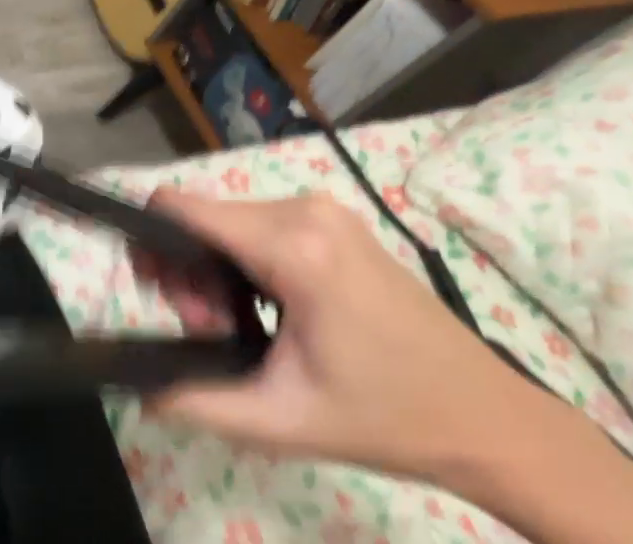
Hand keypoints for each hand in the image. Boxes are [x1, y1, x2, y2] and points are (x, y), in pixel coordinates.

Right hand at [137, 191, 533, 481]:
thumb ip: (194, 401)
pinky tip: (263, 309)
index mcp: (294, 248)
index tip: (166, 301)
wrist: (493, 424)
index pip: (177, 208)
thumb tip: (138, 385)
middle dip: (185, 274)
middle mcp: (305, 211)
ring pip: (221, 222)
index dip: (149, 246)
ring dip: (211, 272)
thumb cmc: (388, 419)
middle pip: (197, 219)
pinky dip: (239, 262)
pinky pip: (253, 226)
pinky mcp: (334, 224)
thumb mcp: (280, 421)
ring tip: (240, 326)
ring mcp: (324, 213)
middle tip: (213, 331)